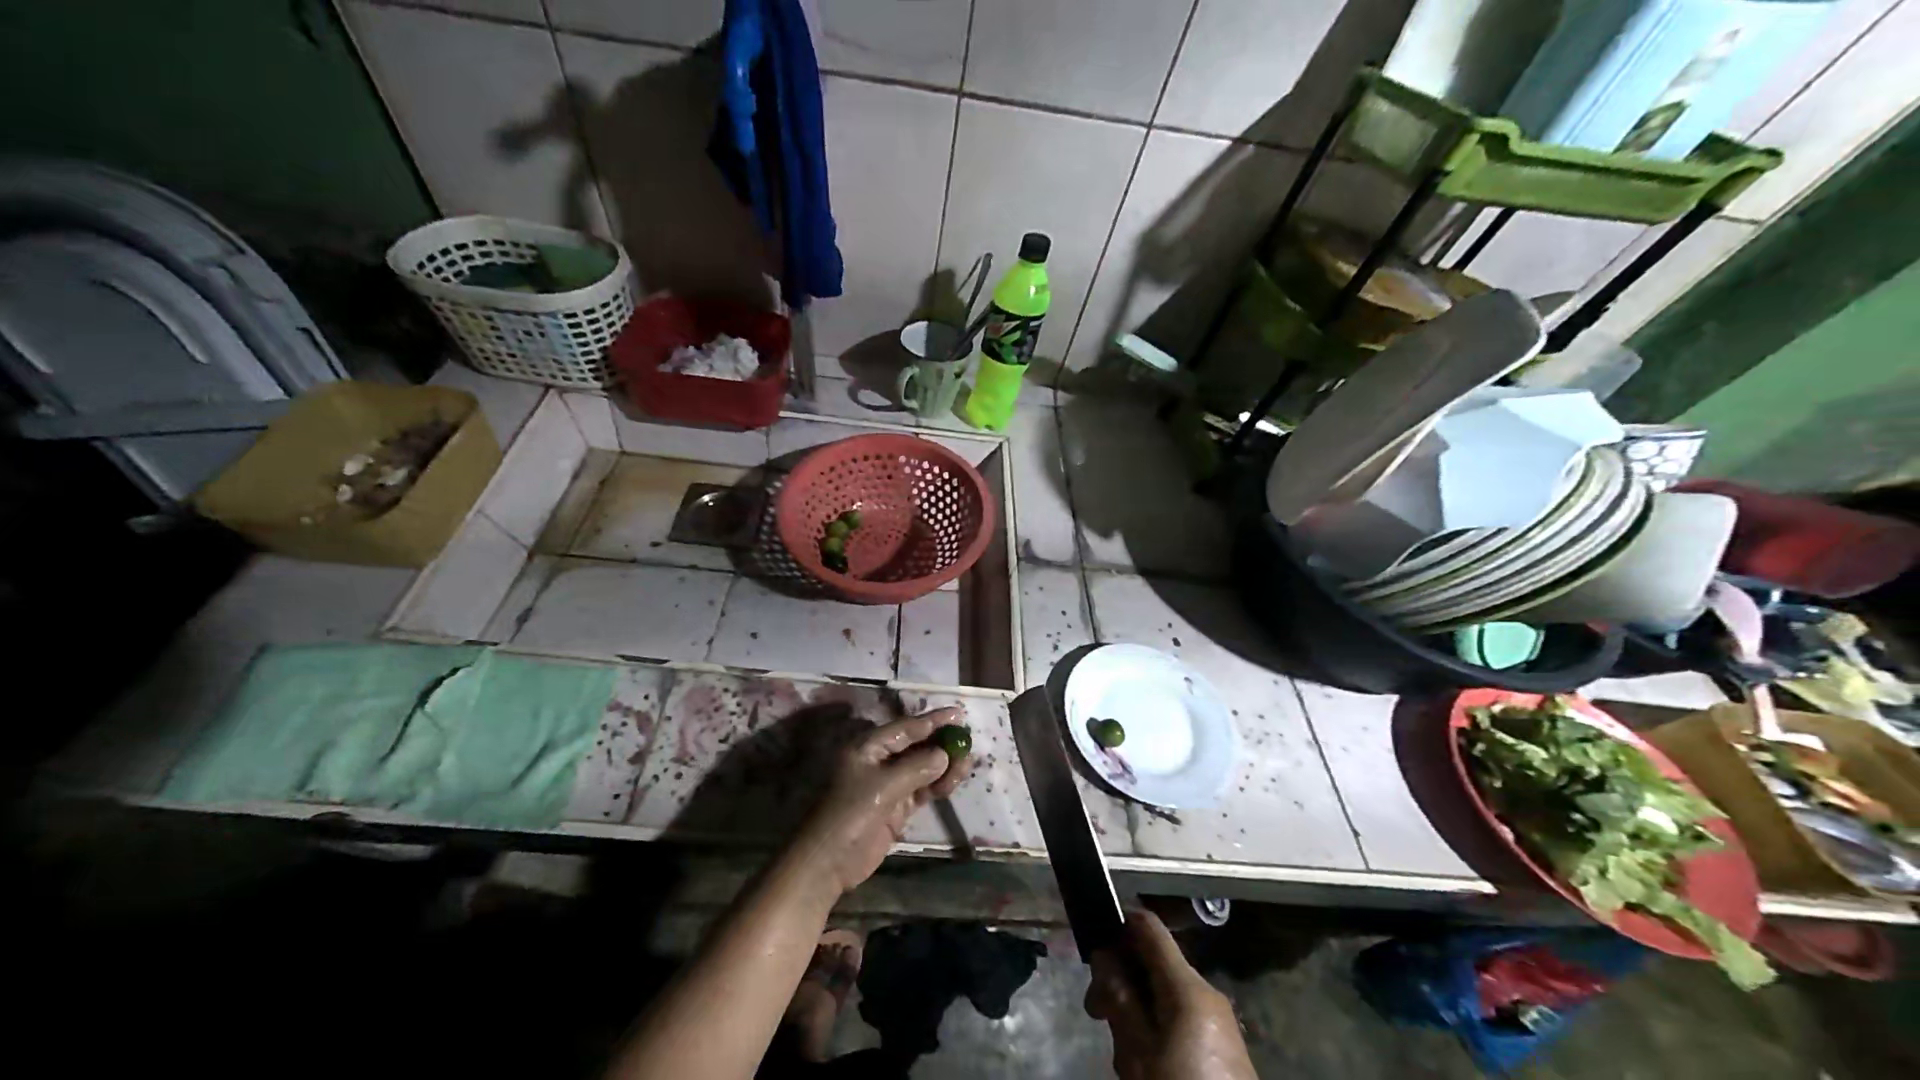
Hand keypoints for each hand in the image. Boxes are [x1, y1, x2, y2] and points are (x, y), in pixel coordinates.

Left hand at [785, 707, 971, 895]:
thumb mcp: (882, 788)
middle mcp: (879, 760)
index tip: (959, 714)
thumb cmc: (849, 816)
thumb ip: (915, 768)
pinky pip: (923, 788)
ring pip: (923, 767)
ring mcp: (889, 783)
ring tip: (967, 762)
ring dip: (944, 765)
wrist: (829, 863)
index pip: (906, 727)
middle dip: (942, 742)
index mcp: (868, 747)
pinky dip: (939, 784)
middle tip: (968, 740)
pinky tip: (955, 781)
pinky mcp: (896, 806)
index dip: (933, 720)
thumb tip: (944, 755)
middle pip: (917, 745)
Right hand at [1085, 911, 1256, 1079]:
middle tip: (1095, 1015)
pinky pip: (1181, 1019)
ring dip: (1136, 1010)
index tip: (1091, 946)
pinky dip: (1156, 1028)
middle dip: (1121, 981)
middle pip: (1154, 963)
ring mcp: (1218, 1022)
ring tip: (1123, 1053)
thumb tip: (1103, 954)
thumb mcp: (1137, 1053)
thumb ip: (1118, 998)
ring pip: (1164, 994)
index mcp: (1188, 987)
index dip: (1117, 924)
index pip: (1148, 927)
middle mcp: (1207, 993)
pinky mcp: (1223, 1049)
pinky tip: (1145, 1064)